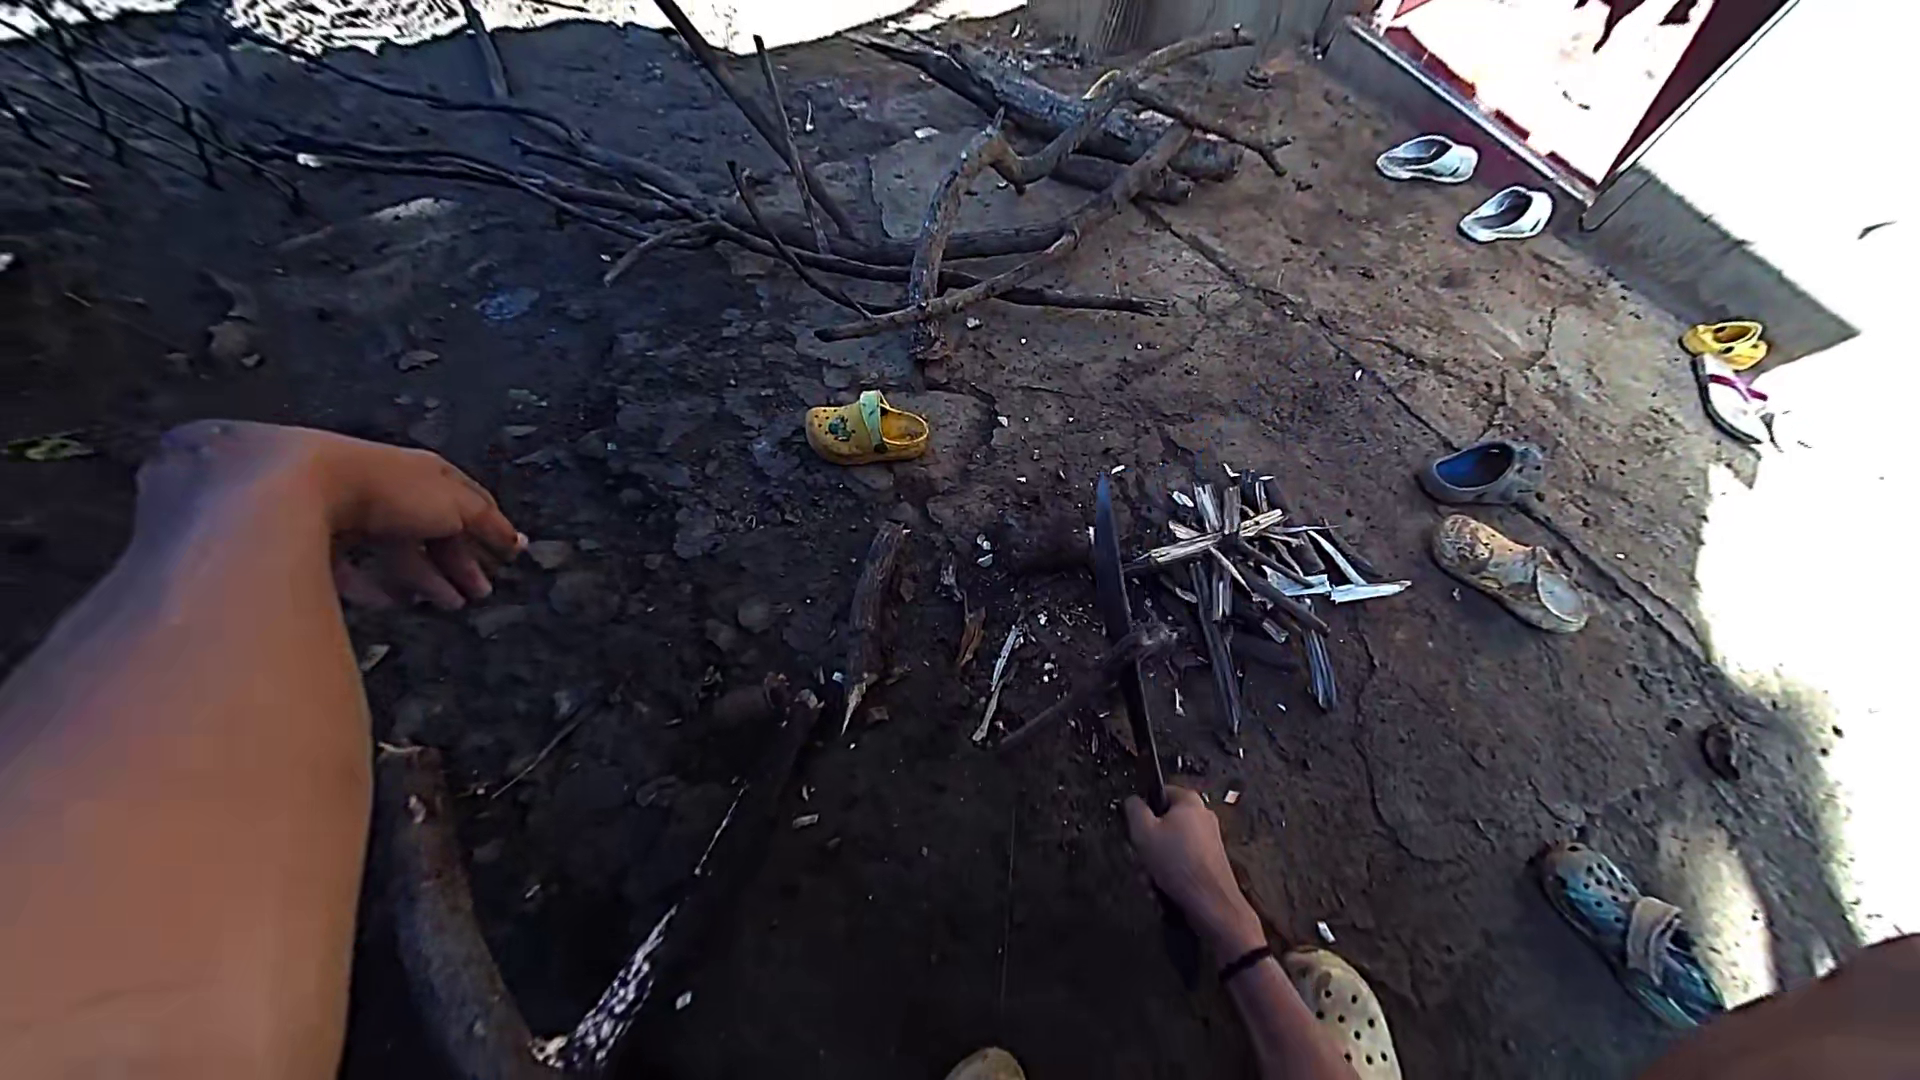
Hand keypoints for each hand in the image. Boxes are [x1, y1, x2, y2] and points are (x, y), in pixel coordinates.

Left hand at [140, 421, 525, 609]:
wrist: (282, 485)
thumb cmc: (387, 489)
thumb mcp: (456, 505)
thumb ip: (490, 524)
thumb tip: (518, 543)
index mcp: (420, 472)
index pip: (463, 504)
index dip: (486, 533)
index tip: (502, 564)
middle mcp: (382, 488)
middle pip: (428, 531)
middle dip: (457, 563)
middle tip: (477, 595)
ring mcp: (340, 511)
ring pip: (391, 550)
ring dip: (423, 578)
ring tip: (445, 606)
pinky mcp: (300, 536)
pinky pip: (342, 565)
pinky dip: (369, 585)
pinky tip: (388, 603)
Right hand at [1125, 786, 1264, 961]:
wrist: (1212, 905)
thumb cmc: (1179, 864)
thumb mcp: (1143, 829)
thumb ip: (1133, 808)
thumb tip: (1132, 801)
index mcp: (1189, 801)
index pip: (1158, 792)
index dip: (1142, 810)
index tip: (1136, 826)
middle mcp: (1201, 817)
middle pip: (1162, 823)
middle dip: (1147, 844)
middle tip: (1141, 857)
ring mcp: (1207, 842)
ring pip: (1169, 846)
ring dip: (1154, 863)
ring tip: (1151, 878)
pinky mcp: (1209, 864)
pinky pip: (1180, 862)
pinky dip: (1168, 874)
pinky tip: (1161, 888)